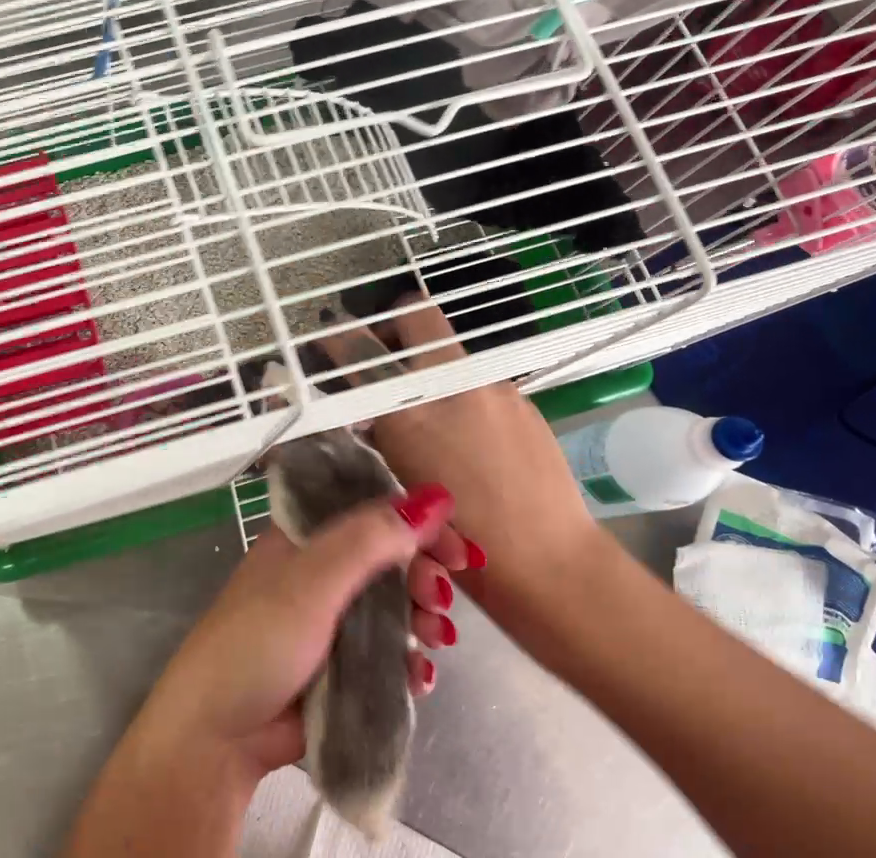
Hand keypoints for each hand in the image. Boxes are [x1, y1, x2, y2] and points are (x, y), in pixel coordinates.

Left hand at [130, 488, 457, 780]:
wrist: (219, 732)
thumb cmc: (258, 642)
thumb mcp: (311, 582)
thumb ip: (369, 540)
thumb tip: (435, 498)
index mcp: (302, 539)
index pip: (368, 512)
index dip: (413, 521)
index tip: (454, 547)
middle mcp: (318, 573)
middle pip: (388, 560)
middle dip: (423, 575)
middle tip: (438, 599)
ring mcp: (330, 623)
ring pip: (394, 609)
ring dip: (423, 619)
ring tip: (435, 639)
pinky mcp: (342, 668)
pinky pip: (389, 655)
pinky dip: (410, 662)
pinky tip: (419, 677)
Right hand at [320, 296, 601, 607]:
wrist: (549, 561)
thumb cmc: (462, 544)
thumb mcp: (399, 486)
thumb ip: (383, 435)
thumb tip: (369, 412)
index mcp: (410, 413)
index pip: (359, 349)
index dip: (334, 337)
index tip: (327, 336)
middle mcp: (452, 384)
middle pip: (416, 314)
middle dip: (394, 323)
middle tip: (384, 354)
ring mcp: (495, 388)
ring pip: (451, 353)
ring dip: (430, 368)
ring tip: (431, 416)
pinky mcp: (525, 402)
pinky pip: (480, 384)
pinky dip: (463, 397)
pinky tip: (471, 441)